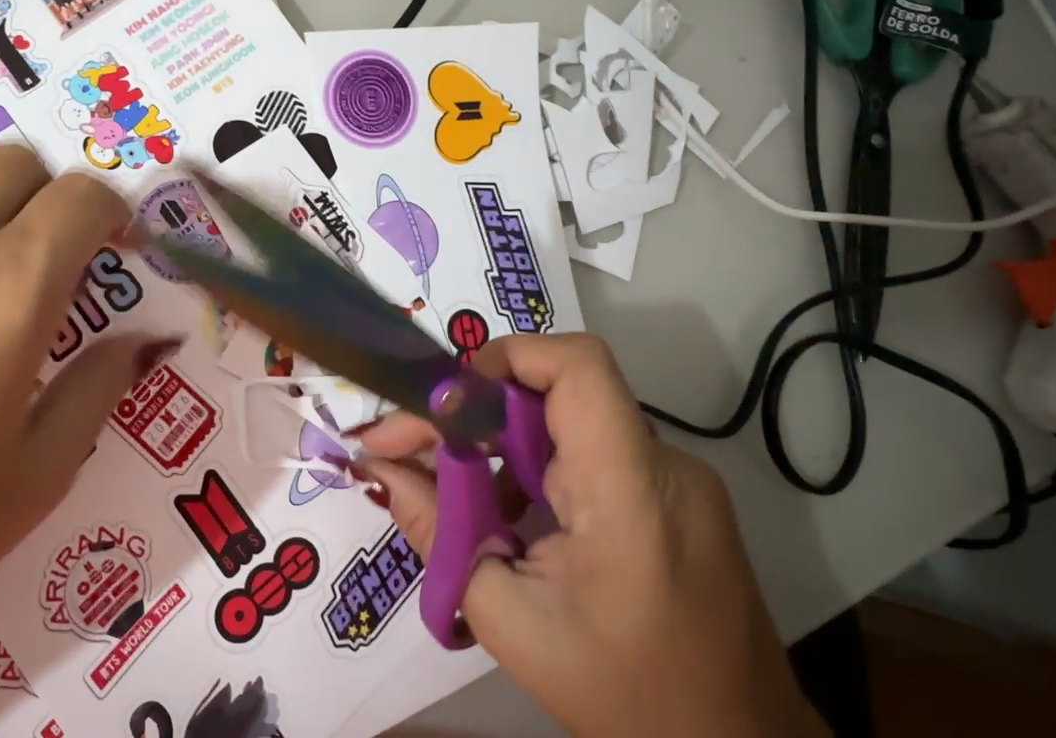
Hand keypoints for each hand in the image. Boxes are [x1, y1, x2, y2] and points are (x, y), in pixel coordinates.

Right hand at [356, 334, 826, 737]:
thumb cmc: (627, 697)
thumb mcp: (510, 620)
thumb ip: (437, 530)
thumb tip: (378, 464)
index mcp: (631, 495)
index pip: (578, 368)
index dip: (504, 358)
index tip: (439, 401)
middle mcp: (664, 466)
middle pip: (557, 391)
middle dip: (471, 408)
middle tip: (402, 446)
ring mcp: (676, 478)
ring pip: (567, 420)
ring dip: (497, 438)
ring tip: (442, 484)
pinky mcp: (674, 495)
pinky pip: (590, 450)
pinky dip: (532, 464)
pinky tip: (503, 511)